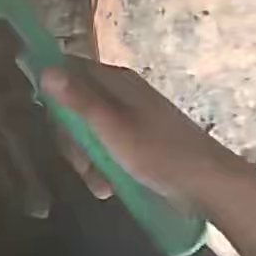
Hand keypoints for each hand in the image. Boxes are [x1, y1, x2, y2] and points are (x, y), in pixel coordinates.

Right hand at [40, 58, 240, 202]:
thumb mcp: (111, 129)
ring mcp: (131, 116)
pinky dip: (103, 165)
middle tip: (79, 161)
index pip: (70, 69)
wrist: (211, 185)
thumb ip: (77, 100)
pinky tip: (108, 186)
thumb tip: (44, 69)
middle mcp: (122, 92)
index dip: (54, 90)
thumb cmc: (158, 153)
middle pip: (76, 104)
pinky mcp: (139, 139)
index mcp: (116, 81)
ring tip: (98, 182)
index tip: (51, 120)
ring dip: (87, 157)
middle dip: (72, 137)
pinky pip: (107, 145)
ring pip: (89, 129)